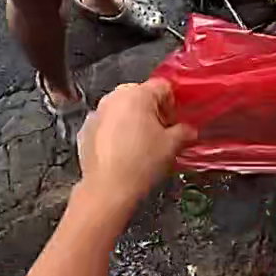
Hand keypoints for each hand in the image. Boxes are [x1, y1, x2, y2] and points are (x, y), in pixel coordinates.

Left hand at [75, 79, 194, 214]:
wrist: (109, 189)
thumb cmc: (141, 163)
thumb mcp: (173, 145)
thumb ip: (185, 131)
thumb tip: (189, 130)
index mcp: (137, 94)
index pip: (163, 86)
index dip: (174, 103)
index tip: (177, 120)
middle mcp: (114, 98)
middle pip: (141, 95)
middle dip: (153, 111)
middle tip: (163, 133)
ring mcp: (97, 113)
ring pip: (122, 109)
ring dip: (134, 121)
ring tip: (144, 144)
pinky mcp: (86, 130)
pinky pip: (107, 124)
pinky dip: (116, 132)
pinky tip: (125, 152)